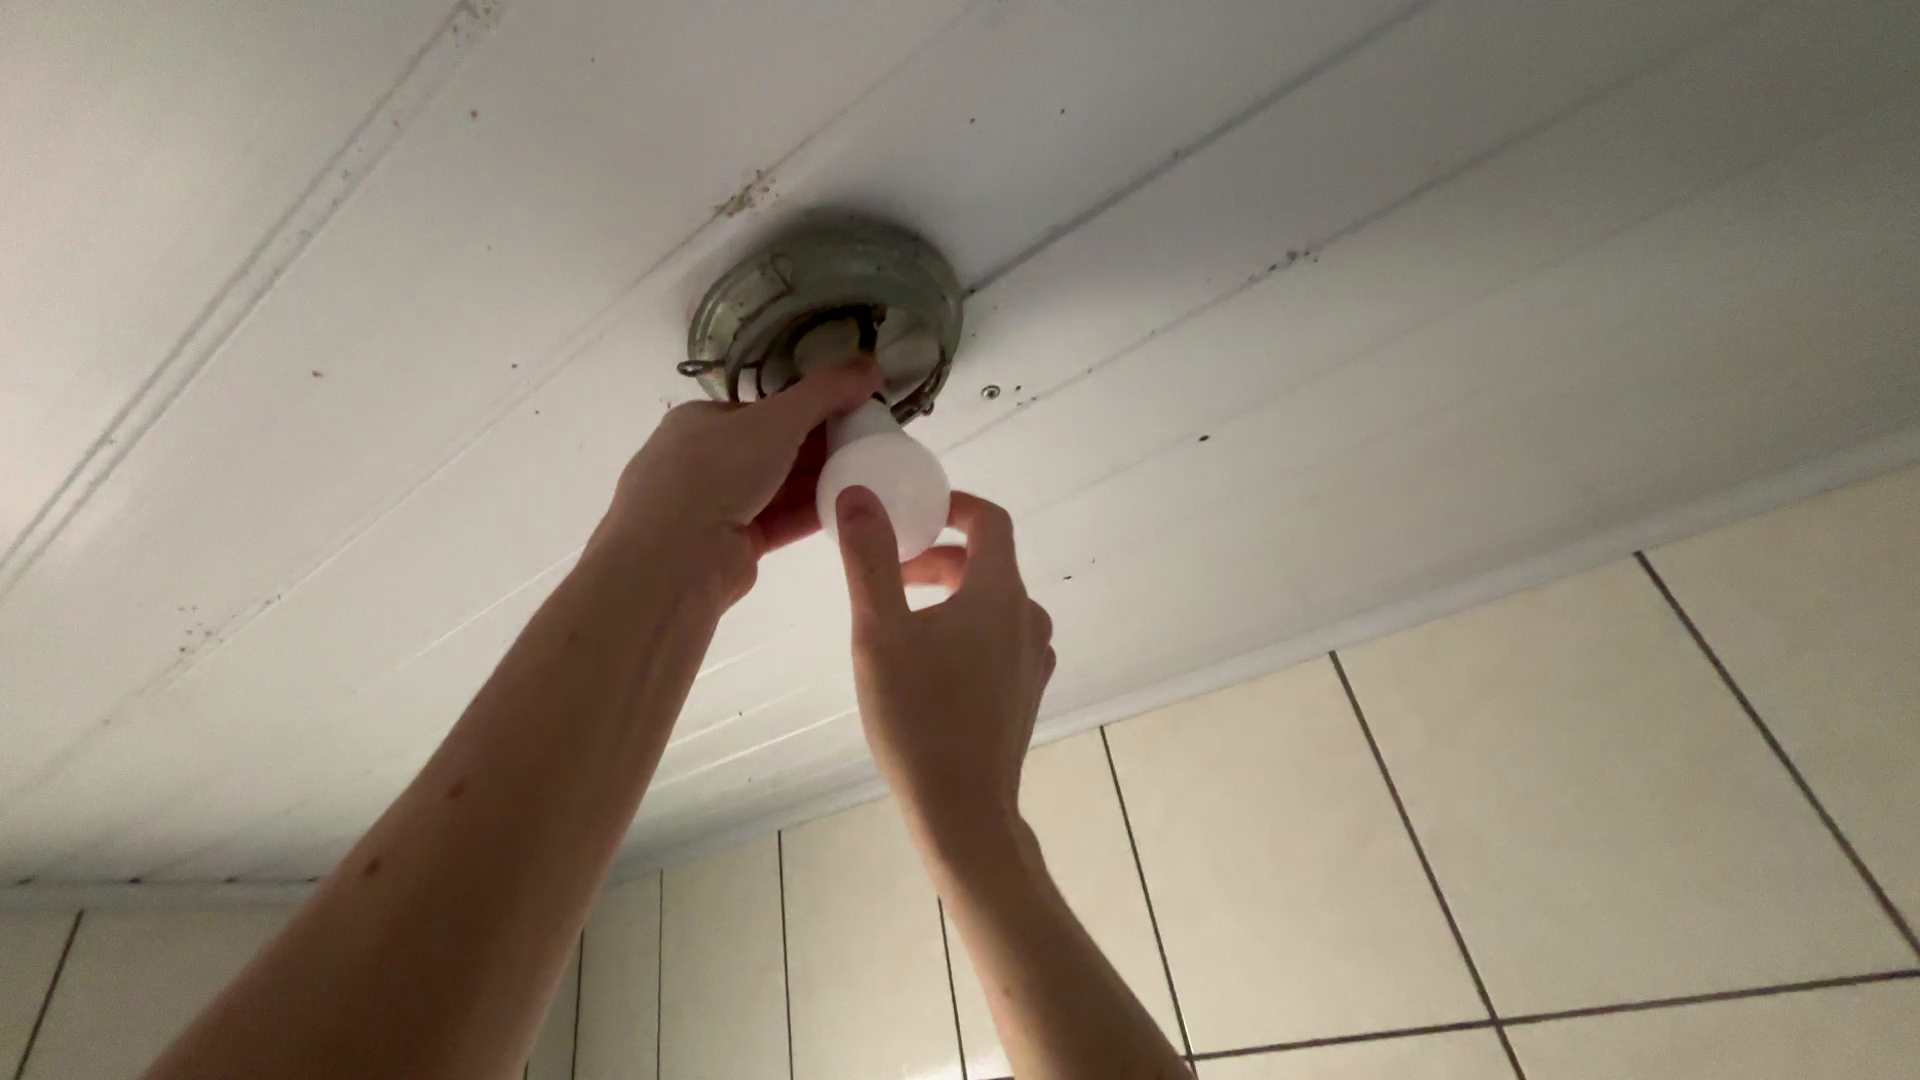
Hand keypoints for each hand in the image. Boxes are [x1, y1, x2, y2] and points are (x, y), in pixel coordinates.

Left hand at [593, 359, 882, 602]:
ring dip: (821, 481)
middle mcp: (705, 461)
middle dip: (822, 446)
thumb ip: (826, 392)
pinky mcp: (735, 544)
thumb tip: (871, 365)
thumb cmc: (715, 471)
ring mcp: (718, 505)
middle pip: (776, 448)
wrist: (675, 557)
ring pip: (780, 487)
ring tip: (870, 476)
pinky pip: (781, 521)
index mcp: (701, 420)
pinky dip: (812, 513)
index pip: (765, 409)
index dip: (811, 408)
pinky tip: (849, 509)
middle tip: (871, 444)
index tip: (855, 412)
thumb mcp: (776, 419)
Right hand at [834, 487, 1055, 859]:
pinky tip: (929, 664)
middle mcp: (1027, 618)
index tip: (914, 514)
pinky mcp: (1026, 690)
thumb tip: (860, 496)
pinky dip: (965, 630)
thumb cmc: (917, 718)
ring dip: (948, 596)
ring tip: (900, 622)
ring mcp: (1032, 657)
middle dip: (936, 558)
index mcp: (1000, 594)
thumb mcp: (880, 632)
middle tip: (889, 575)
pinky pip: (997, 638)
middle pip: (985, 564)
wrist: (963, 811)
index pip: (989, 521)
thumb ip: (870, 559)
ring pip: (990, 604)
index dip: (953, 507)